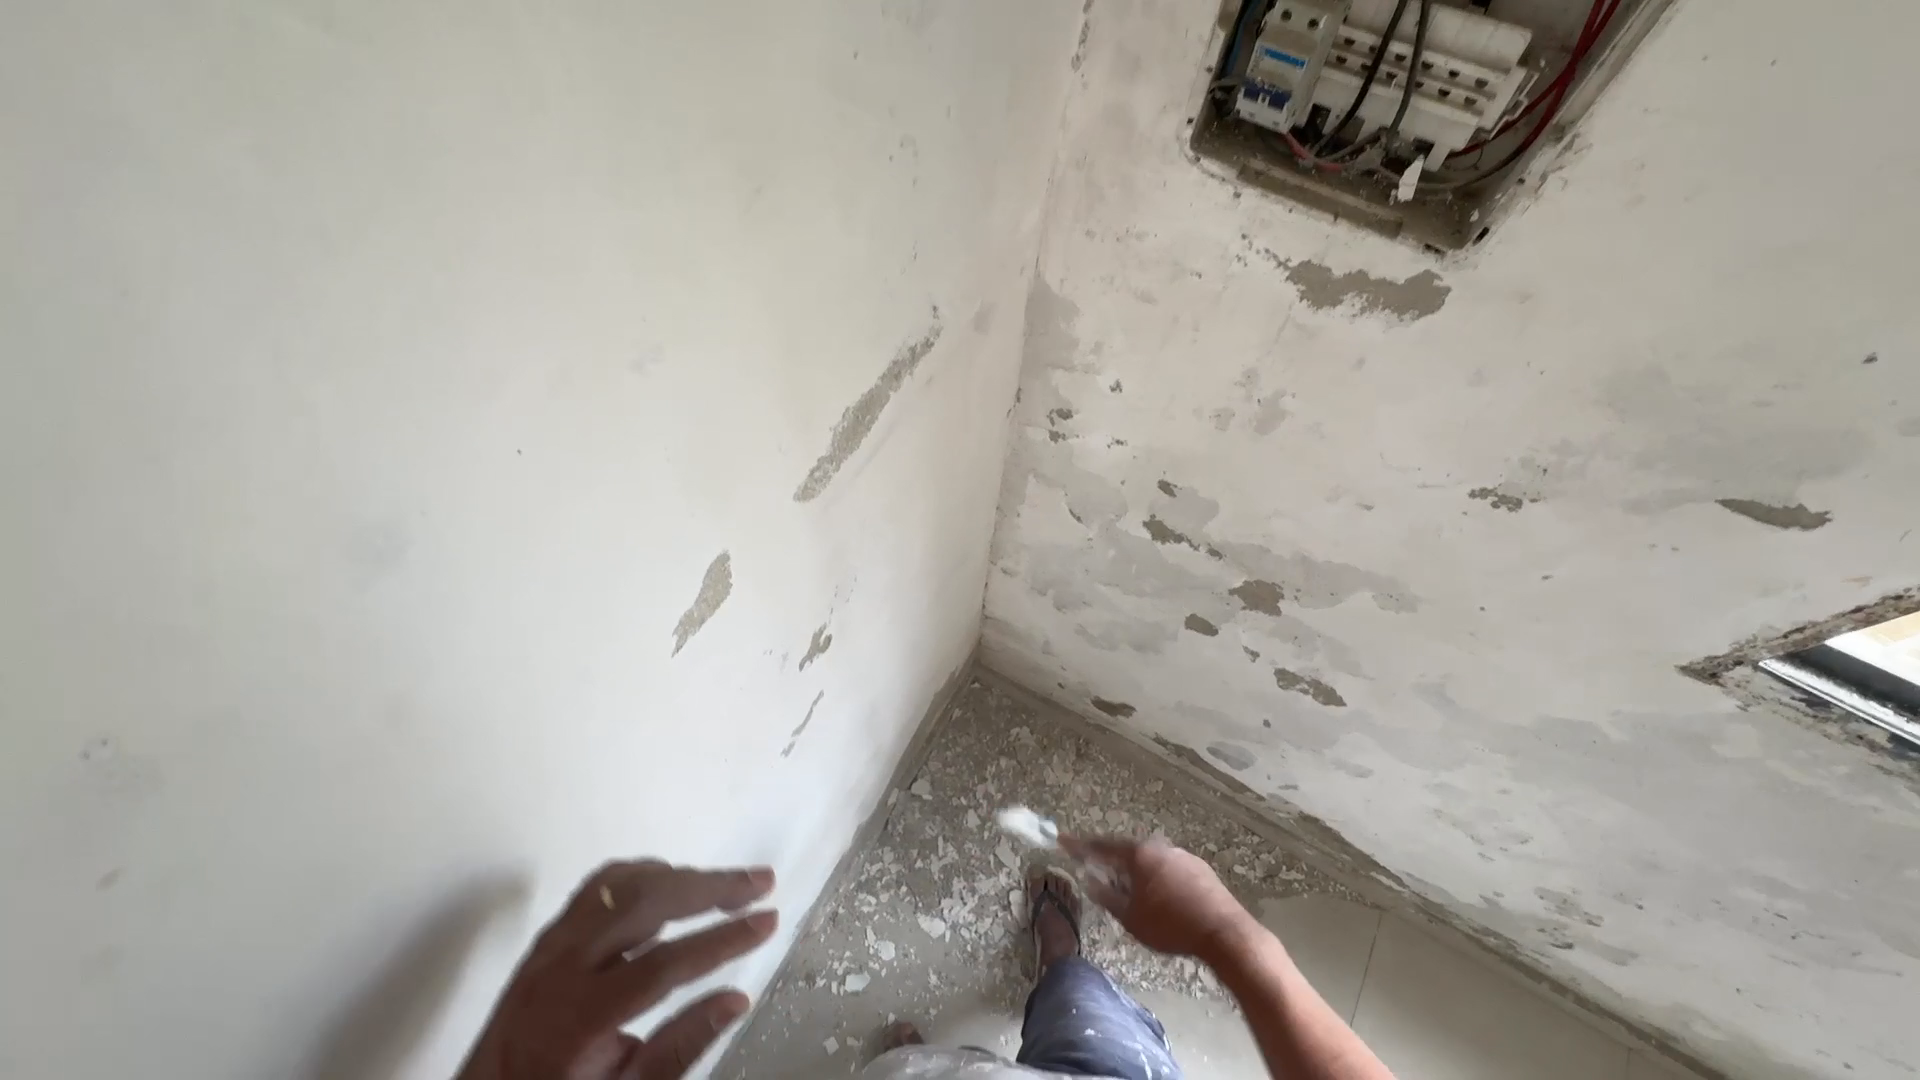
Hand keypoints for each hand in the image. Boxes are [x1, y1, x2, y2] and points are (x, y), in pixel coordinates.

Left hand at [457, 860, 777, 1079]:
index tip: (769, 921)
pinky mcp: (547, 936)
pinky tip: (674, 883)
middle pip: (644, 902)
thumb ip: (677, 1052)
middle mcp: (558, 969)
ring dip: (682, 875)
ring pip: (622, 882)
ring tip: (726, 884)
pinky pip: (599, 885)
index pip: (662, 965)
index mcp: (576, 1020)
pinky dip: (645, 874)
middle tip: (760, 882)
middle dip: (710, 886)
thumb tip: (736, 999)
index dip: (721, 941)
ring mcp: (548, 946)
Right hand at [1060, 835, 1255, 962]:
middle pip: (1127, 852)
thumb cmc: (1171, 926)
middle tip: (1100, 876)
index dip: (1080, 846)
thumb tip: (1089, 880)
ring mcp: (1182, 856)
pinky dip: (1157, 878)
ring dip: (1137, 873)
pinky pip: (1168, 869)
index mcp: (1138, 854)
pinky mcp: (1200, 869)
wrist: (1225, 933)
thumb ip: (1106, 896)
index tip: (1062, 840)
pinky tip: (1161, 899)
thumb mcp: (1131, 918)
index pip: (1101, 847)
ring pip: (1150, 861)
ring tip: (1133, 895)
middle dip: (1112, 863)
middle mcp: (1159, 847)